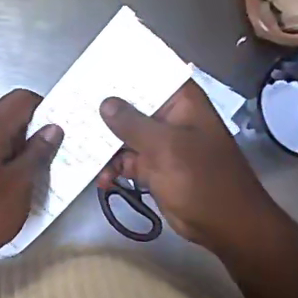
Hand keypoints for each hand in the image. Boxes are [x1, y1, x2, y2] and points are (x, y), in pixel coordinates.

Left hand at [0, 89, 62, 280]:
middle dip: (34, 132)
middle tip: (57, 156)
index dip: (45, 109)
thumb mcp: (19, 186)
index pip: (20, 99)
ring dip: (19, 151)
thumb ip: (37, 153)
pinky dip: (2, 164)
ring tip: (39, 175)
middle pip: (8, 117)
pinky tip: (13, 189)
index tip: (62, 132)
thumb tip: (51, 128)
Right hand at [95, 82, 274, 250]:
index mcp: (182, 103)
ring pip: (124, 137)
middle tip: (72, 113)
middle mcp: (170, 119)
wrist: (224, 224)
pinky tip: (103, 180)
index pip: (150, 77)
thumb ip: (132, 123)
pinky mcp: (154, 169)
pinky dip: (113, 169)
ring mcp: (162, 145)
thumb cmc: (201, 178)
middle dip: (105, 113)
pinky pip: (127, 162)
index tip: (90, 74)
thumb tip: (105, 103)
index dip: (122, 74)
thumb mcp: (165, 147)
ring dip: (105, 147)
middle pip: (131, 108)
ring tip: (81, 153)